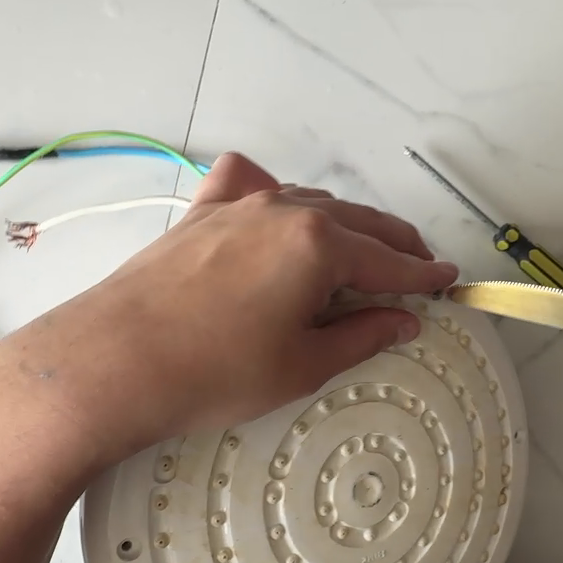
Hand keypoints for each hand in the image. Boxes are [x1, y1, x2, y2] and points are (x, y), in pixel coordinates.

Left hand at [0, 153, 457, 472]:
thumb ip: (362, 335)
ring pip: (313, 203)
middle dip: (396, 245)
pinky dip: (279, 198)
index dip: (426, 275)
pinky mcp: (201, 214)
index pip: (391, 260)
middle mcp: (286, 210)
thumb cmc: (216, 373)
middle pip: (360, 222)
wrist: (111, 363)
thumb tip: (405, 320)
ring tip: (362, 253)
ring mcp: (240, 204)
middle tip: (421, 268)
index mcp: (320, 245)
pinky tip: (275, 209)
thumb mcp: (302, 365)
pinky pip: (252, 188)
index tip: (452, 281)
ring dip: (346, 226)